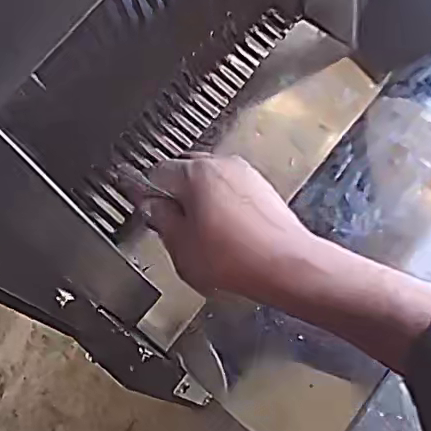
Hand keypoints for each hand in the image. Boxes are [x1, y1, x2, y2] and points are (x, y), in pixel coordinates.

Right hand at [130, 154, 324, 303]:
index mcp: (195, 172)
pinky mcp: (263, 189)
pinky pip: (231, 190)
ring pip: (210, 180)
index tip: (144, 206)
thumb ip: (161, 219)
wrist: (287, 266)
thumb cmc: (237, 257)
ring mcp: (246, 174)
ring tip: (200, 232)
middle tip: (170, 223)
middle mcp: (221, 164)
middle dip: (174, 193)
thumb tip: (152, 206)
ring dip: (200, 199)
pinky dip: (223, 205)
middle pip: (184, 171)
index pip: (156, 172)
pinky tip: (223, 233)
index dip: (146, 192)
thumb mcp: (181, 245)